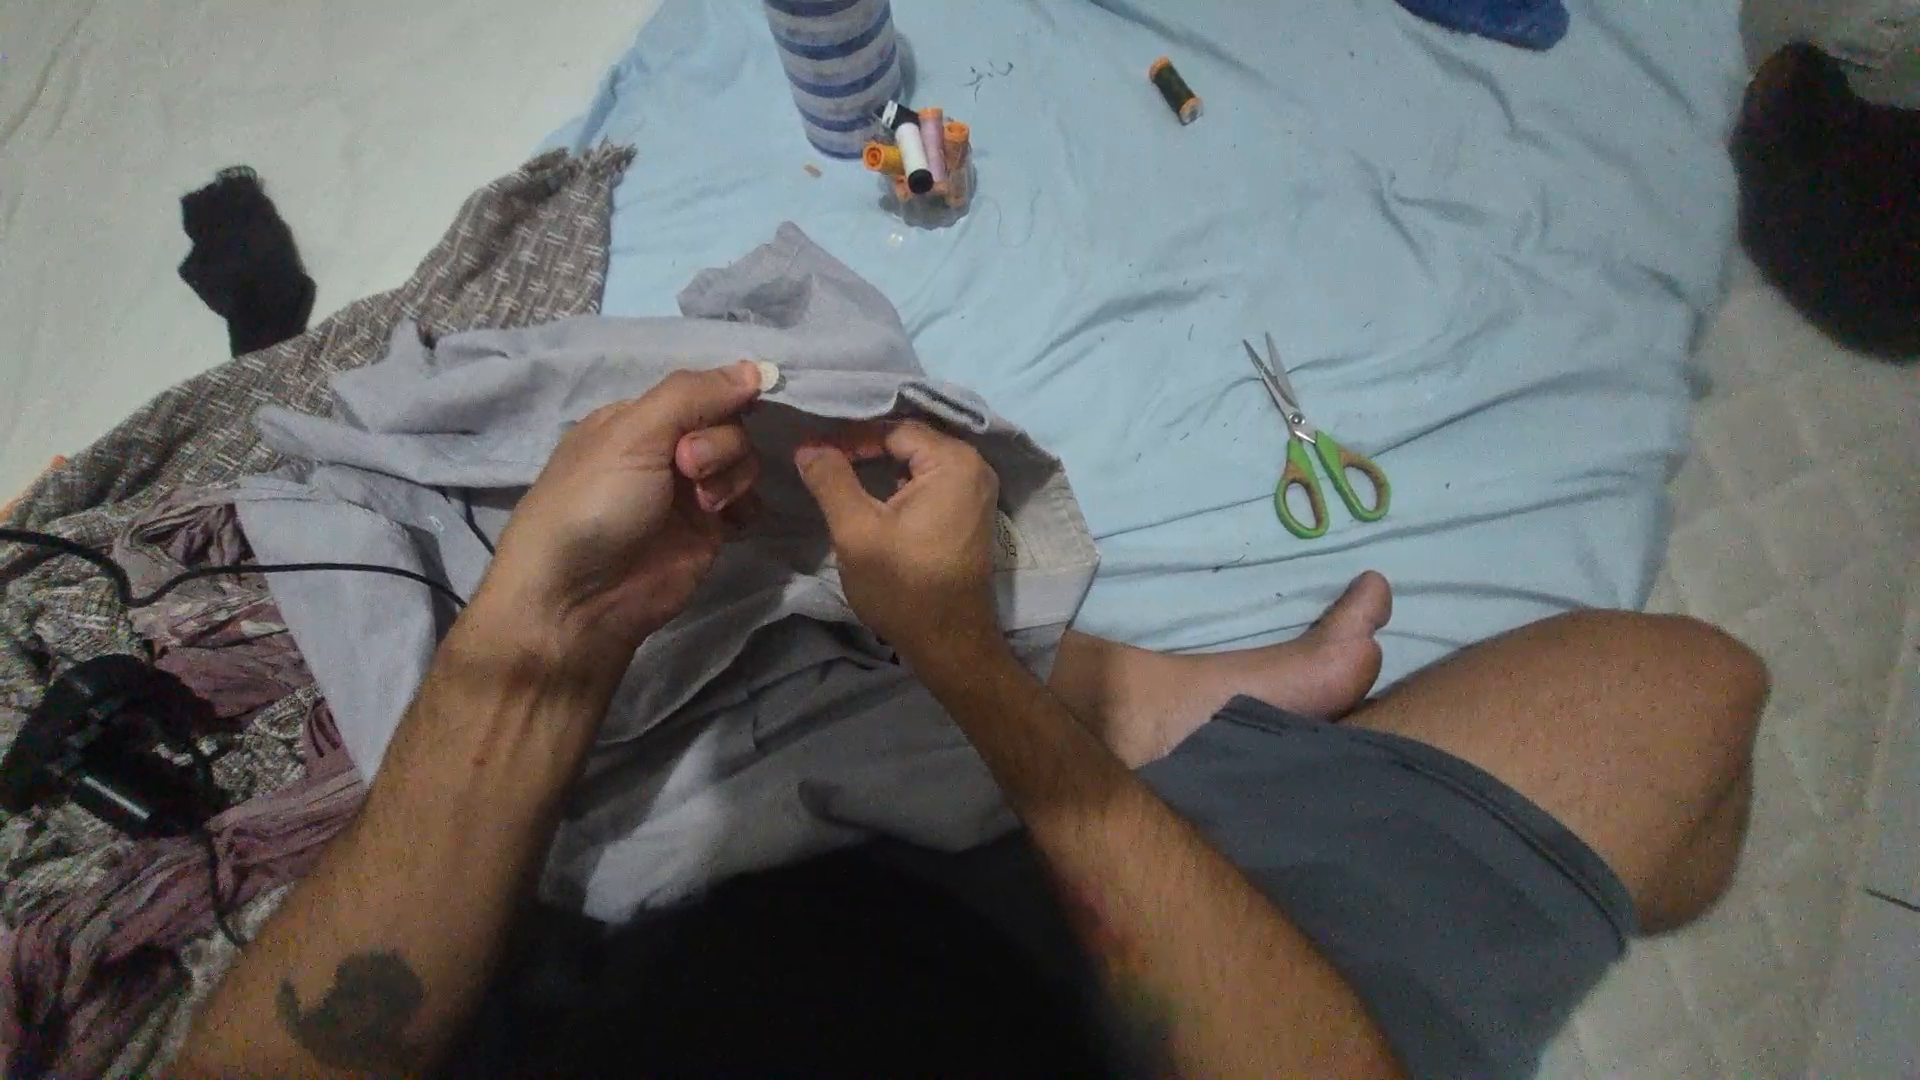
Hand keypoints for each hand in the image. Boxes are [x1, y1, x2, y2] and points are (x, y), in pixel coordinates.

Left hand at [478, 362, 763, 660]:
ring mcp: (691, 492)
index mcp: (639, 419)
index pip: (703, 391)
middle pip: (729, 427)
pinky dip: (748, 507)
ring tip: (703, 505)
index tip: (739, 405)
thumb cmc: (594, 504)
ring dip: (732, 477)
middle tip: (687, 471)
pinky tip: (732, 520)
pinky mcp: (711, 531)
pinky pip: (750, 504)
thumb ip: (693, 395)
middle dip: (719, 446)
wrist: (580, 600)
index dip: (725, 397)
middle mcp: (667, 451)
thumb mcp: (632, 433)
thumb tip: (756, 367)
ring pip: (744, 463)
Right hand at [794, 420, 1000, 662]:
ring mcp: (977, 490)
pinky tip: (870, 490)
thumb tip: (808, 447)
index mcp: (954, 461)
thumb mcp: (856, 531)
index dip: (850, 435)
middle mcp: (975, 466)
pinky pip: (931, 480)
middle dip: (864, 445)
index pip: (893, 428)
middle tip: (821, 455)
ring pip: (919, 460)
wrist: (948, 642)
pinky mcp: (970, 511)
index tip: (813, 449)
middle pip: (909, 440)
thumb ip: (831, 480)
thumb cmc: (903, 586)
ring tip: (838, 469)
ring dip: (881, 463)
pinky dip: (901, 480)